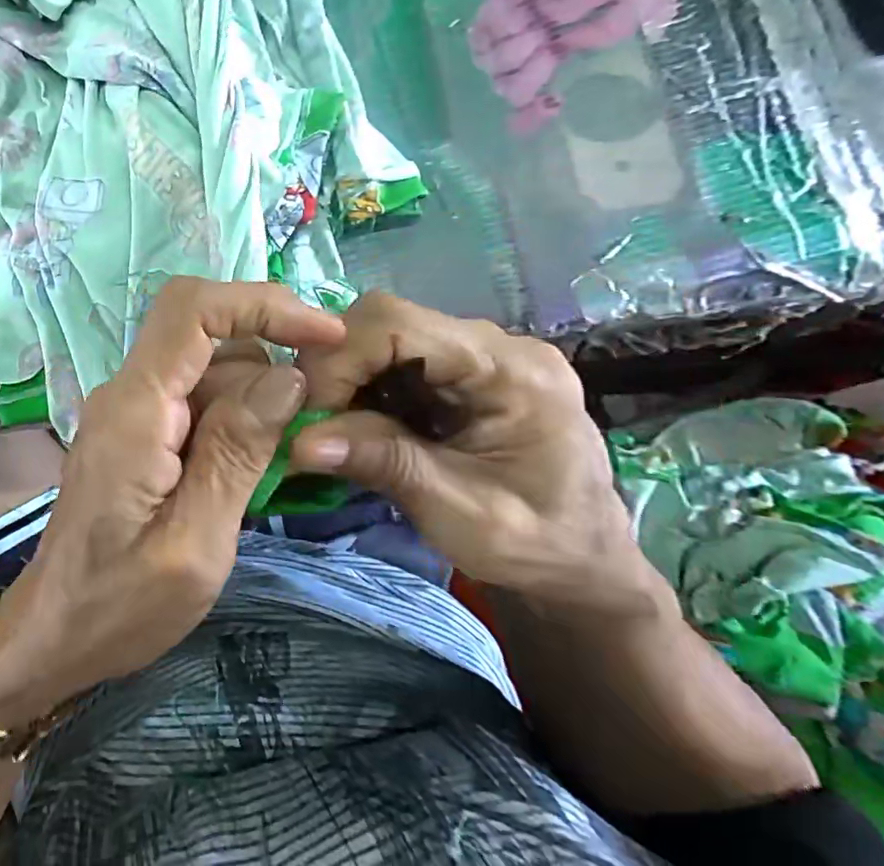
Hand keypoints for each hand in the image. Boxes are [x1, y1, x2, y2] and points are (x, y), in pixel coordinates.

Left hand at [0, 278, 345, 726]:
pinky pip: (191, 404)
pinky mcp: (134, 438)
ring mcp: (127, 415)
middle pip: (204, 338)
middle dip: (270, 358)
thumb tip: (288, 376)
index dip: (261, 304)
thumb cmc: (121, 604)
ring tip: (287, 455)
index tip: (325, 334)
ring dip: (255, 396)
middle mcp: (125, 396)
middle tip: (321, 413)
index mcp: (134, 410)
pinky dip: (233, 420)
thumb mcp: (196, 541)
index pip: (191, 312)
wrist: (55, 632)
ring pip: (204, 370)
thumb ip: (238, 452)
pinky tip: (255, 468)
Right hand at [288, 292, 661, 615]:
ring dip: (340, 375)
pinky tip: (355, 422)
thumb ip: (386, 466)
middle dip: (333, 365)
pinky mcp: (457, 369)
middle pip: (384, 319)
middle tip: (313, 420)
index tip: (309, 415)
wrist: (583, 564)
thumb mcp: (461, 515)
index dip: (339, 359)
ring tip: (330, 425)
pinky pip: (388, 356)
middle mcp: (494, 346)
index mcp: (513, 371)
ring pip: (378, 333)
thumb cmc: (538, 545)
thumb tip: (300, 442)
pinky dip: (356, 384)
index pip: (400, 325)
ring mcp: (475, 354)